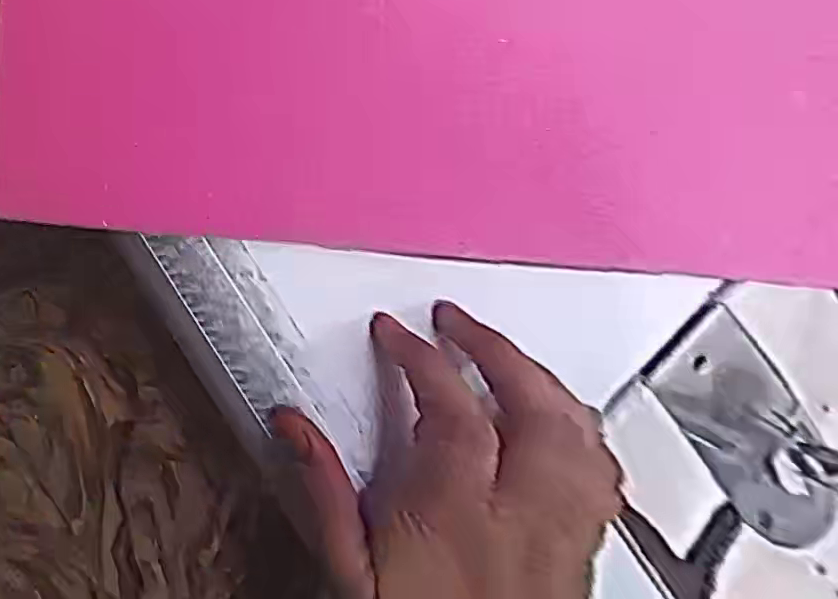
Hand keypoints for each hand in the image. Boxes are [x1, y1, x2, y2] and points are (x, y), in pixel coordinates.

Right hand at [273, 302, 622, 598]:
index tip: (394, 331)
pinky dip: (575, 429)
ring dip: (542, 383)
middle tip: (455, 321)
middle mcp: (523, 522)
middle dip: (497, 352)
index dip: (423, 359)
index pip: (455, 414)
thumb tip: (292, 422)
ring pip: (583, 443)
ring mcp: (564, 539)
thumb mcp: (348, 570)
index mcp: (457, 518)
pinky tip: (549, 417)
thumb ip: (323, 492)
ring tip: (501, 354)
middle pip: (539, 416)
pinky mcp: (581, 555)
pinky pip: (600, 477)